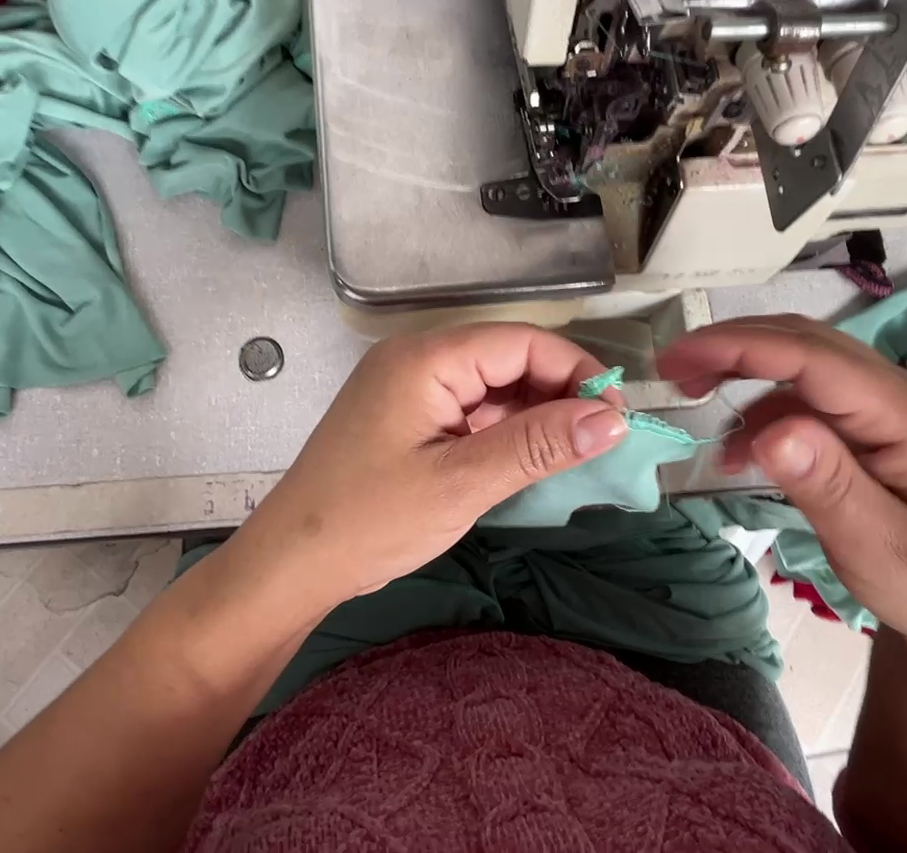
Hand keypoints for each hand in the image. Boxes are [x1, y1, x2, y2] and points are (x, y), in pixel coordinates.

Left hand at [237, 323, 629, 604]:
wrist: (292, 564)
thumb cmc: (370, 520)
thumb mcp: (462, 483)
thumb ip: (538, 446)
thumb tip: (613, 420)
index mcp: (425, 358)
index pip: (519, 341)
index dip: (574, 372)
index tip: (614, 420)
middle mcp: (416, 359)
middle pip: (506, 358)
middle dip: (556, 395)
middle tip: (598, 444)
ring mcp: (408, 388)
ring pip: (490, 385)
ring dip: (532, 415)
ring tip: (569, 456)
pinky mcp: (406, 417)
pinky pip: (468, 409)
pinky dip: (502, 431)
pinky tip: (526, 459)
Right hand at [657, 315, 906, 658]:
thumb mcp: (881, 551)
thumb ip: (828, 487)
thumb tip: (768, 432)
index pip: (814, 359)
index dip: (741, 348)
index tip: (677, 358)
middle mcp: (897, 397)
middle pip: (805, 344)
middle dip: (731, 346)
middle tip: (669, 370)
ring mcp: (883, 410)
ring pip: (800, 364)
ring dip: (741, 372)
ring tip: (690, 398)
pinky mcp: (867, 429)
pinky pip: (804, 398)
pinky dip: (758, 412)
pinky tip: (735, 452)